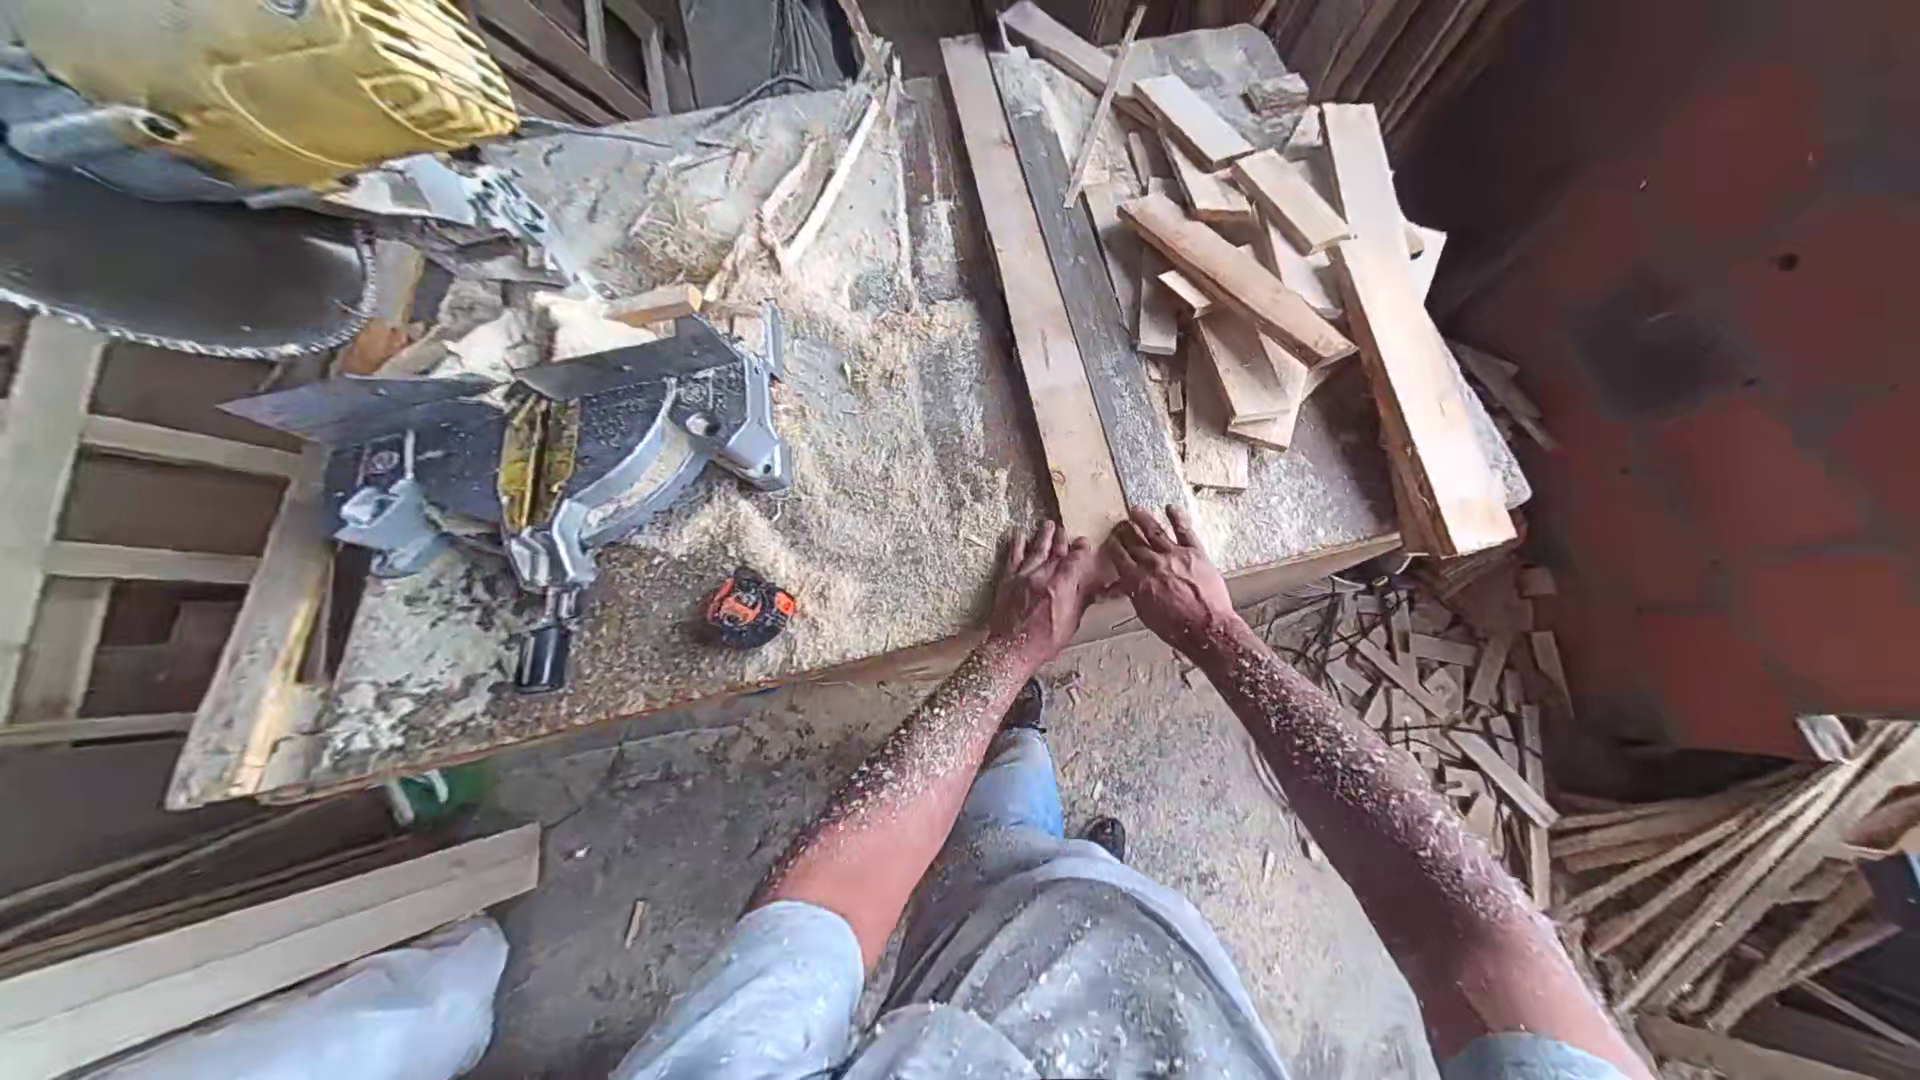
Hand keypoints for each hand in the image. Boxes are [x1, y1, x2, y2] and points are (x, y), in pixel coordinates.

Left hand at [986, 520, 1100, 667]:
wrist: (1011, 649)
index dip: (1080, 550)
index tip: (1083, 543)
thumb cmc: (1042, 642)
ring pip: (1036, 549)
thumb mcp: (1071, 623)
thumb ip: (1080, 601)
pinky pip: (1013, 556)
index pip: (1074, 561)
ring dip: (1043, 536)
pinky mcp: (1008, 579)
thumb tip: (1093, 588)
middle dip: (1062, 539)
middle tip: (1066, 530)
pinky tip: (1019, 534)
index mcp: (1060, 588)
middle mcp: (1042, 577)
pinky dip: (1016, 544)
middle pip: (1055, 552)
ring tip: (1048, 524)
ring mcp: (1023, 576)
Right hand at [1105, 504, 1238, 654]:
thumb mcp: (1144, 613)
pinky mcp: (1195, 553)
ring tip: (1136, 510)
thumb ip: (1133, 592)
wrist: (1206, 627)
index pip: (1119, 556)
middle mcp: (1152, 563)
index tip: (1110, 539)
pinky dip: (1176, 517)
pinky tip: (1170, 508)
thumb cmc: (1175, 627)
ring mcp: (1174, 555)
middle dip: (1125, 530)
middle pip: (1133, 541)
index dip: (1113, 545)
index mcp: (1137, 579)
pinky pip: (1184, 530)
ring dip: (1143, 519)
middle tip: (1120, 523)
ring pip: (1154, 531)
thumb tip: (1123, 584)